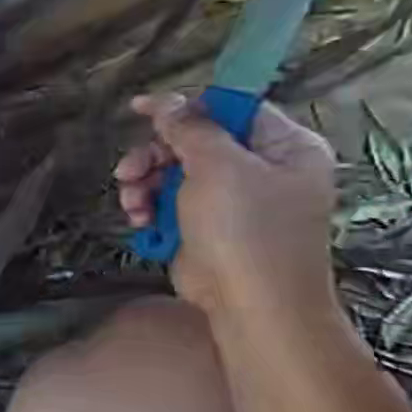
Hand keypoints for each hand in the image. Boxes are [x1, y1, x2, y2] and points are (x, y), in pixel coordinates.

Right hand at [114, 92, 337, 317]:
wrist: (252, 308)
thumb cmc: (246, 230)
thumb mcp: (217, 167)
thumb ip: (189, 128)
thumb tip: (166, 103)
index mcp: (283, 146)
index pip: (230, 108)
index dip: (186, 106)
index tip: (142, 109)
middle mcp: (261, 169)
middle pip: (194, 141)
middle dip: (154, 155)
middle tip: (129, 170)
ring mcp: (232, 200)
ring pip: (174, 172)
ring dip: (144, 183)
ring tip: (132, 202)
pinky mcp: (206, 227)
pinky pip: (170, 201)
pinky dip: (150, 206)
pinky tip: (140, 219)